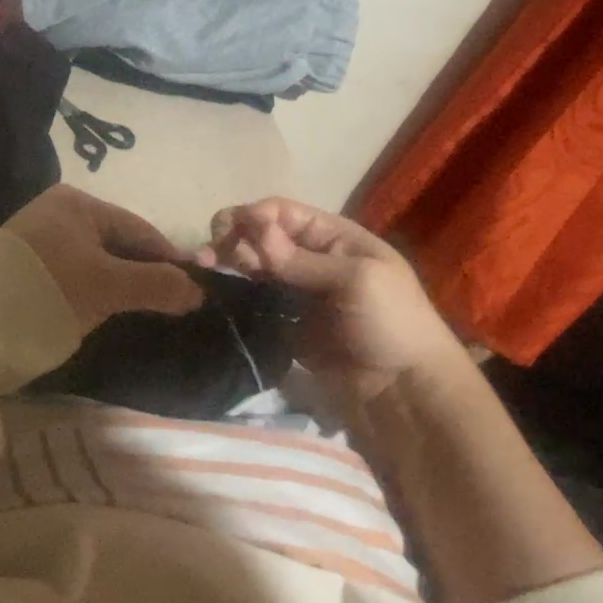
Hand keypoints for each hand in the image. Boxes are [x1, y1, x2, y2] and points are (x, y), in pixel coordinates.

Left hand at [4, 185, 204, 332]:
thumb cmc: (52, 290)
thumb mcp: (110, 286)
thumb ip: (157, 285)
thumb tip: (197, 291)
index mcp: (76, 203)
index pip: (138, 229)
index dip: (169, 260)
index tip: (193, 290)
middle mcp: (55, 212)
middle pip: (115, 245)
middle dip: (142, 274)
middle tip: (169, 305)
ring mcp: (37, 240)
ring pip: (94, 262)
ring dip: (118, 285)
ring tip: (139, 311)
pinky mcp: (24, 268)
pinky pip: (72, 275)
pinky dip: (92, 291)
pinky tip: (102, 311)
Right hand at [196, 198, 466, 398]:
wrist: (401, 389)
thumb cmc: (391, 322)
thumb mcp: (357, 279)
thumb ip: (301, 258)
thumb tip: (253, 229)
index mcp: (334, 238)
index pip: (282, 213)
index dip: (253, 217)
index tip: (229, 232)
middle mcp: (310, 259)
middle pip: (260, 236)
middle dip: (231, 237)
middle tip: (207, 255)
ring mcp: (295, 292)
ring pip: (251, 266)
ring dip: (225, 261)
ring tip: (202, 266)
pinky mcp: (282, 324)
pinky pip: (252, 301)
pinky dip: (232, 293)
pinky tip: (214, 291)